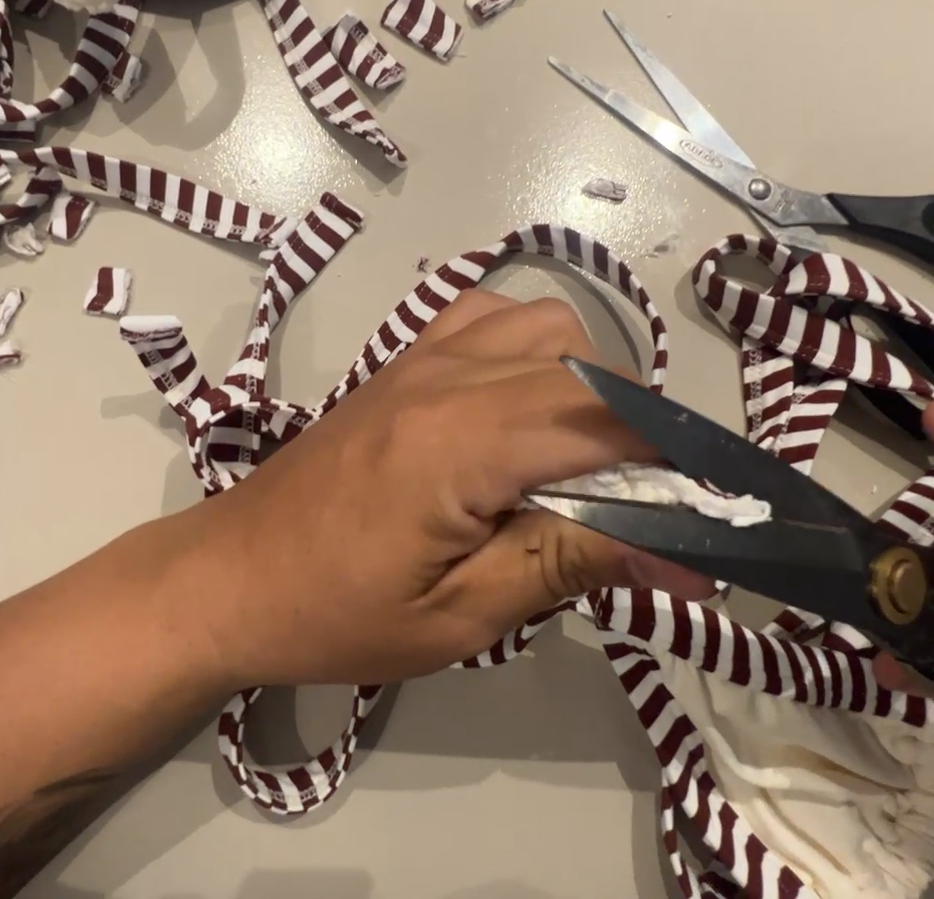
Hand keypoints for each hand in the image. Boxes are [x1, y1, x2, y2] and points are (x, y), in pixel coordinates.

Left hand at [163, 291, 713, 689]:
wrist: (231, 576)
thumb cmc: (334, 614)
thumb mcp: (457, 618)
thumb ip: (564, 564)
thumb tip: (675, 548)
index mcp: (459, 444)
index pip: (604, 425)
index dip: (672, 468)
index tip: (703, 521)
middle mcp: (446, 378)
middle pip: (586, 369)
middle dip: (639, 434)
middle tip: (637, 507)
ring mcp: (419, 358)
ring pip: (544, 325)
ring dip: (588, 383)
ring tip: (580, 457)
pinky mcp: (401, 362)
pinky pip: (486, 316)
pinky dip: (530, 346)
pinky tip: (521, 403)